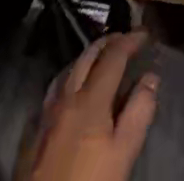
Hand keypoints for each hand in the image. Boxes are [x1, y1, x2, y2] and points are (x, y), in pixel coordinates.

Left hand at [18, 32, 158, 180]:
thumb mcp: (125, 150)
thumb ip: (140, 110)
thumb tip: (150, 77)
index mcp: (90, 101)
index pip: (112, 57)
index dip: (130, 40)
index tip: (145, 34)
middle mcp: (64, 101)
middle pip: (85, 58)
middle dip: (107, 42)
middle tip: (125, 38)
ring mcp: (44, 116)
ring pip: (65, 72)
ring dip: (86, 57)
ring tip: (102, 56)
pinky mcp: (33, 133)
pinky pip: (52, 92)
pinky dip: (69, 78)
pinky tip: (75, 89)